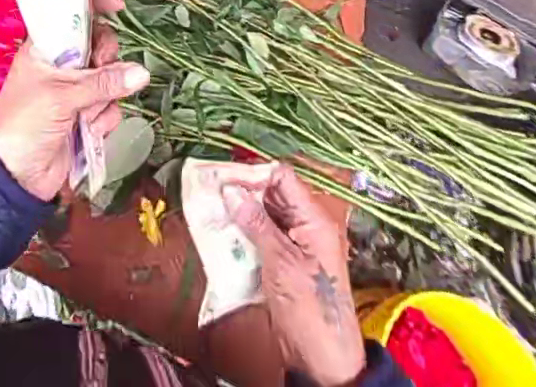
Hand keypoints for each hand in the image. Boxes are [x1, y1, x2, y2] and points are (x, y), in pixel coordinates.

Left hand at [0, 0, 148, 200]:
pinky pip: (112, 104)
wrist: (14, 178)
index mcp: (46, 49)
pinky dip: (105, 118)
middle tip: (100, 69)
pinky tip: (89, 130)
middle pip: (101, 45)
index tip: (118, 6)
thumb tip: (142, 73)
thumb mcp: (61, 97)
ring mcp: (76, 90)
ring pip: (111, 78)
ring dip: (104, 98)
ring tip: (86, 114)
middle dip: (106, 61)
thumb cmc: (24, 124)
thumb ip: (103, 83)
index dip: (95, 5)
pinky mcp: (86, 114)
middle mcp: (63, 64)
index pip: (72, 14)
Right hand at [224, 165, 364, 386]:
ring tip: (212, 211)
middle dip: (244, 192)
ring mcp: (295, 244)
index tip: (226, 177)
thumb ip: (258, 225)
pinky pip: (262, 238)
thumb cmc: (311, 311)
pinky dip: (244, 236)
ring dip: (241, 215)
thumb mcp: (281, 263)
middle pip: (273, 196)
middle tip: (212, 191)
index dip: (255, 174)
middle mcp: (306, 225)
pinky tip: (223, 237)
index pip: (284, 179)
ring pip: (265, 217)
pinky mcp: (283, 263)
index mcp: (314, 218)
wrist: (322, 361)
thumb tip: (233, 192)